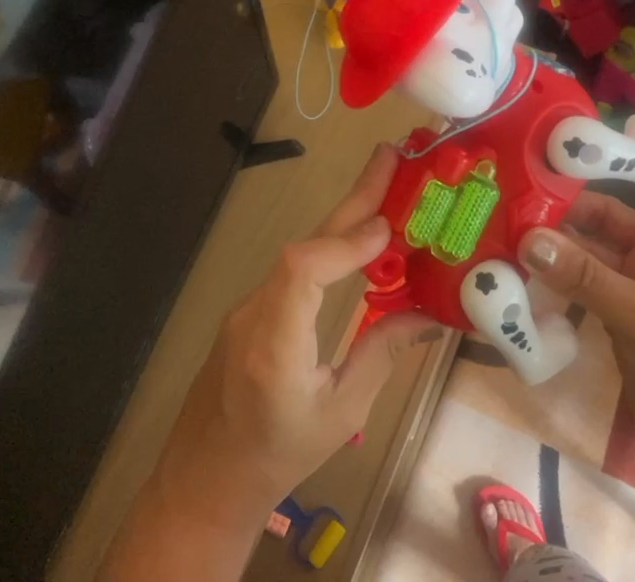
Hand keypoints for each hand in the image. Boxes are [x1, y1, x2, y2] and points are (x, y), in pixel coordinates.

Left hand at [149, 145, 436, 522]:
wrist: (206, 476)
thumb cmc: (278, 455)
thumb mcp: (342, 414)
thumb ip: (381, 355)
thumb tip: (428, 313)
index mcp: (276, 347)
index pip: (301, 270)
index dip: (343, 242)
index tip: (385, 228)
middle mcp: (256, 315)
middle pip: (305, 244)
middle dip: (352, 200)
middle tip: (391, 157)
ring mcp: (247, 308)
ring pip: (300, 253)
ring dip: (344, 220)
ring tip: (387, 188)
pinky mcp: (249, 311)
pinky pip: (293, 270)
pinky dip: (331, 249)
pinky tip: (359, 241)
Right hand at [517, 98, 634, 466]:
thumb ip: (586, 278)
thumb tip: (530, 239)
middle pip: (616, 210)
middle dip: (573, 199)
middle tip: (522, 184)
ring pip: (595, 250)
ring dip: (559, 243)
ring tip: (509, 228)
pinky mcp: (626, 317)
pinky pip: (588, 285)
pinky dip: (561, 279)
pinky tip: (524, 276)